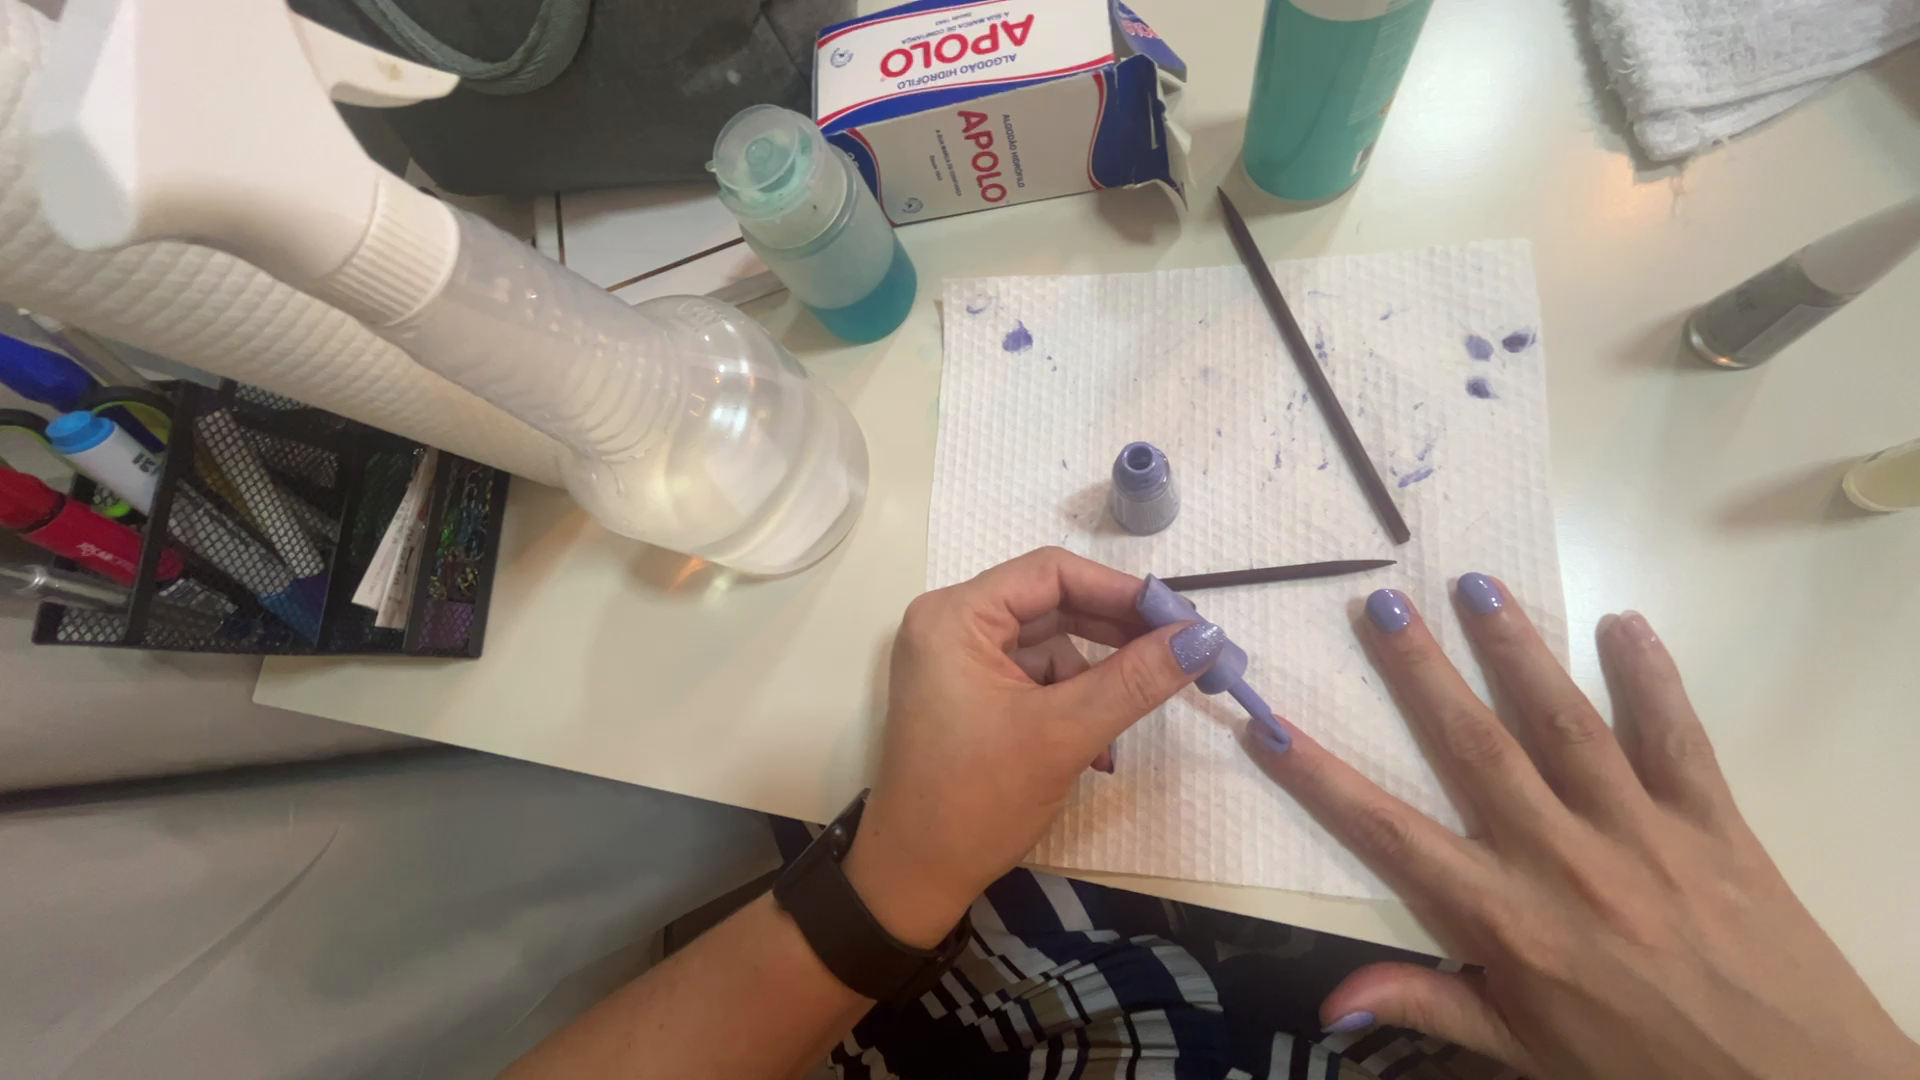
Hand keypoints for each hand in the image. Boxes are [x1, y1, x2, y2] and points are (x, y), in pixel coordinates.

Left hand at [844, 548, 1227, 946]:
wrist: (916, 877)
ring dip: (1096, 676)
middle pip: (1050, 604)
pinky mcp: (970, 688)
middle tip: (1181, 651)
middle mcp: (952, 622)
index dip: (1120, 590)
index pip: (1050, 573)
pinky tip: (1097, 746)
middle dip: (1116, 632)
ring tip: (1136, 709)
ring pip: (1048, 642)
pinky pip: (1035, 675)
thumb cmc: (978, 800)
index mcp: (955, 616)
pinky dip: (1072, 701)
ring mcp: (959, 657)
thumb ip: (1136, 680)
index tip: (1181, 617)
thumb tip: (1205, 638)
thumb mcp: (1064, 734)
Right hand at [1245, 574, 1919, 1078]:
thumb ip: (1425, 1000)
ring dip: (1517, 650)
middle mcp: (1560, 858)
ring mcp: (1642, 834)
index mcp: (1502, 914)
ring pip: (1566, 724)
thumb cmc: (1641, 1072)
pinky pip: (1681, 742)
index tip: (1267, 724)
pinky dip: (1653, 680)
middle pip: (1474, 746)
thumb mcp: (1521, 1048)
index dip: (1317, 777)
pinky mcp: (1718, 829)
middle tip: (1384, 604)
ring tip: (1477, 585)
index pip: (1383, 830)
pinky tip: (1624, 623)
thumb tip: (1328, 1005)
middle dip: (1421, 670)